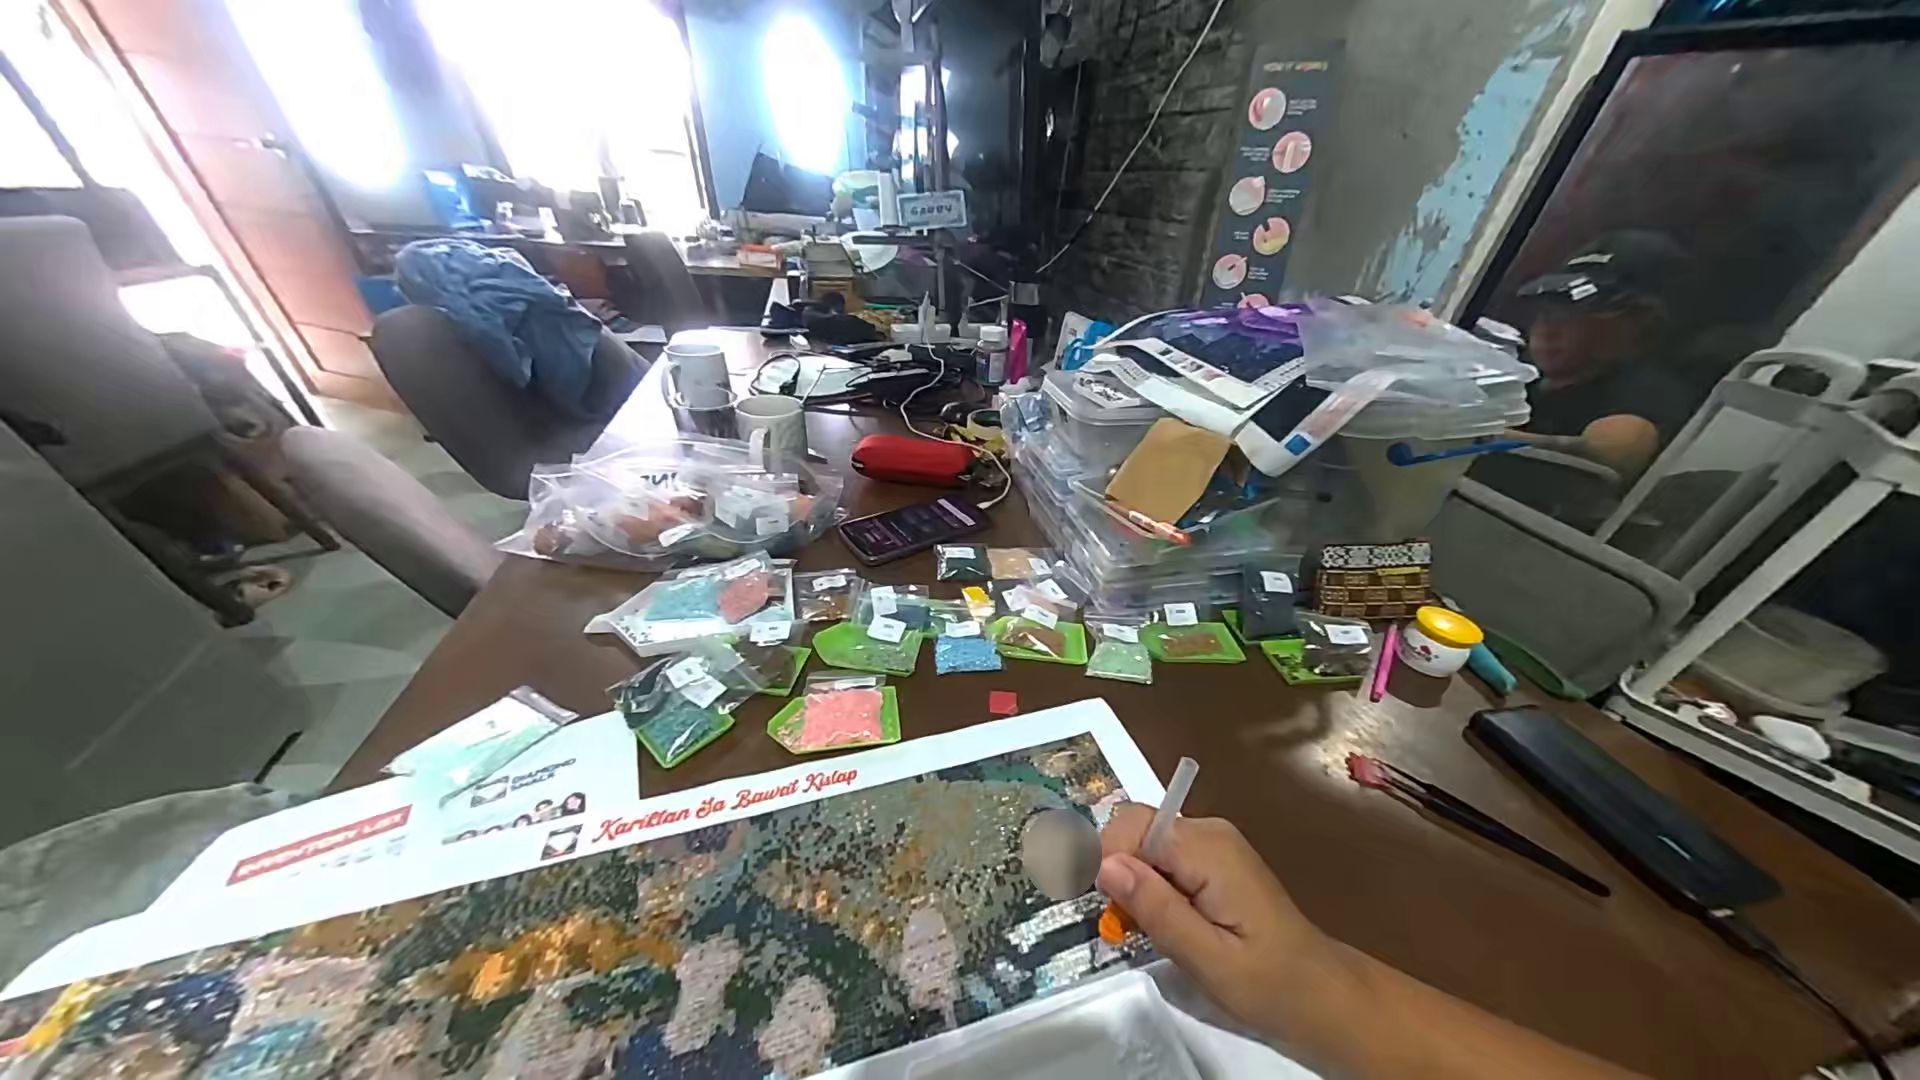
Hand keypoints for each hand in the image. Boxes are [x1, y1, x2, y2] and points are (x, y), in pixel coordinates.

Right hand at [1097, 803, 1335, 1037]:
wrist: (1328, 1000)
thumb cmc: (1274, 987)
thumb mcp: (1210, 960)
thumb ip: (1157, 909)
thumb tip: (1105, 865)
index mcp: (1207, 848)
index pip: (1132, 824)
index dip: (1104, 855)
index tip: (1096, 901)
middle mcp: (1206, 831)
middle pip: (1135, 828)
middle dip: (1114, 869)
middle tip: (1117, 923)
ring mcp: (1210, 842)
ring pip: (1144, 842)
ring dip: (1130, 881)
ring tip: (1136, 928)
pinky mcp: (1210, 858)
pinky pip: (1161, 856)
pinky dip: (1148, 885)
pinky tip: (1157, 920)